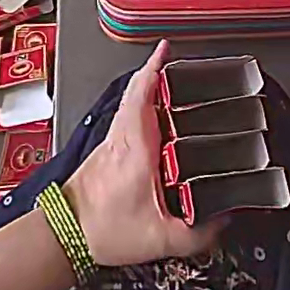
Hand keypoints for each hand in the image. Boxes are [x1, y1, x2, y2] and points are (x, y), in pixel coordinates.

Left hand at [64, 41, 224, 264]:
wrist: (66, 234)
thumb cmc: (102, 230)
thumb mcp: (159, 239)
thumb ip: (197, 234)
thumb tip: (223, 221)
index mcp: (136, 146)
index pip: (142, 93)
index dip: (154, 68)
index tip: (165, 50)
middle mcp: (124, 135)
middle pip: (138, 89)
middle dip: (158, 69)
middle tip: (176, 58)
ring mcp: (115, 138)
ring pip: (132, 99)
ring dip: (149, 83)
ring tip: (172, 77)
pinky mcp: (111, 147)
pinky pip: (129, 113)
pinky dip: (143, 101)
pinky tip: (158, 111)